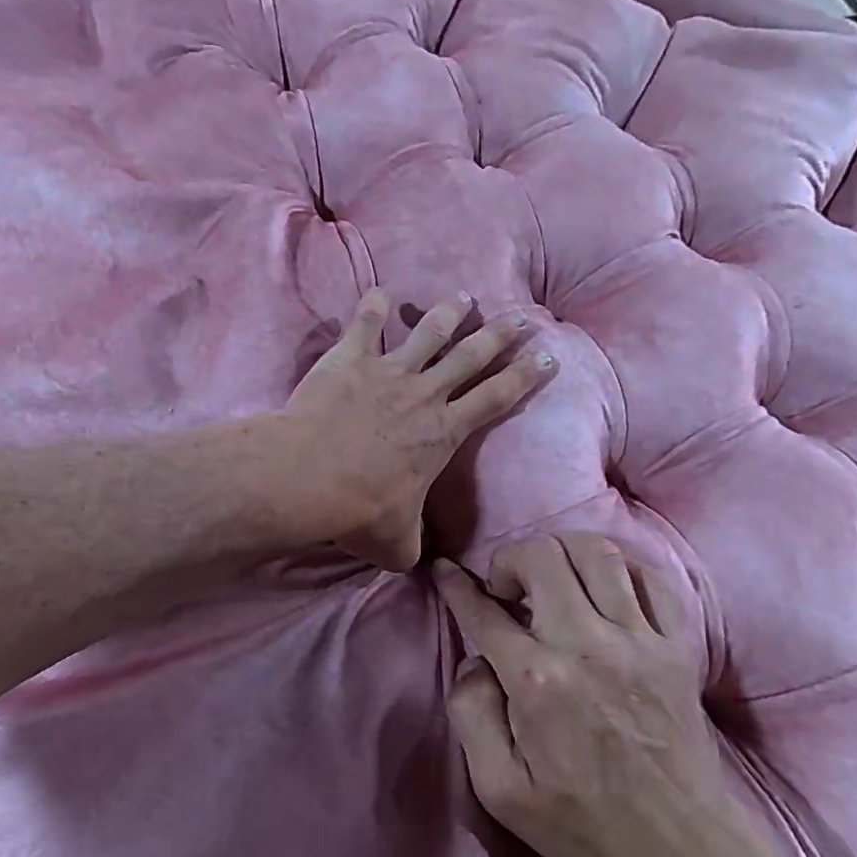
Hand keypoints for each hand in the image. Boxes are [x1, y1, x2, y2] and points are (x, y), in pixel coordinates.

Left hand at [283, 288, 553, 570]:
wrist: (308, 478)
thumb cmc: (358, 510)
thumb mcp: (397, 543)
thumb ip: (414, 547)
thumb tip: (421, 565)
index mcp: (444, 432)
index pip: (497, 398)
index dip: (525, 376)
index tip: (548, 355)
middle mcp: (425, 393)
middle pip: (472, 356)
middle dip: (501, 334)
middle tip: (522, 315)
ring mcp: (389, 371)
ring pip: (428, 332)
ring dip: (448, 313)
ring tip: (464, 297)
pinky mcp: (351, 359)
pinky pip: (365, 325)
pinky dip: (372, 306)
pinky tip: (378, 291)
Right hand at [437, 535, 856, 856]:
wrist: (681, 849)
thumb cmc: (584, 822)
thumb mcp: (500, 791)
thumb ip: (471, 715)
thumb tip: (475, 659)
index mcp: (539, 683)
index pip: (485, 611)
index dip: (457, 585)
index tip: (446, 570)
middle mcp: (589, 646)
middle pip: (543, 556)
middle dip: (511, 558)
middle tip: (508, 590)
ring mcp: (640, 639)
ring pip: (596, 551)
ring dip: (563, 552)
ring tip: (554, 580)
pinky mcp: (677, 643)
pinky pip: (650, 575)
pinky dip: (620, 568)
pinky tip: (605, 590)